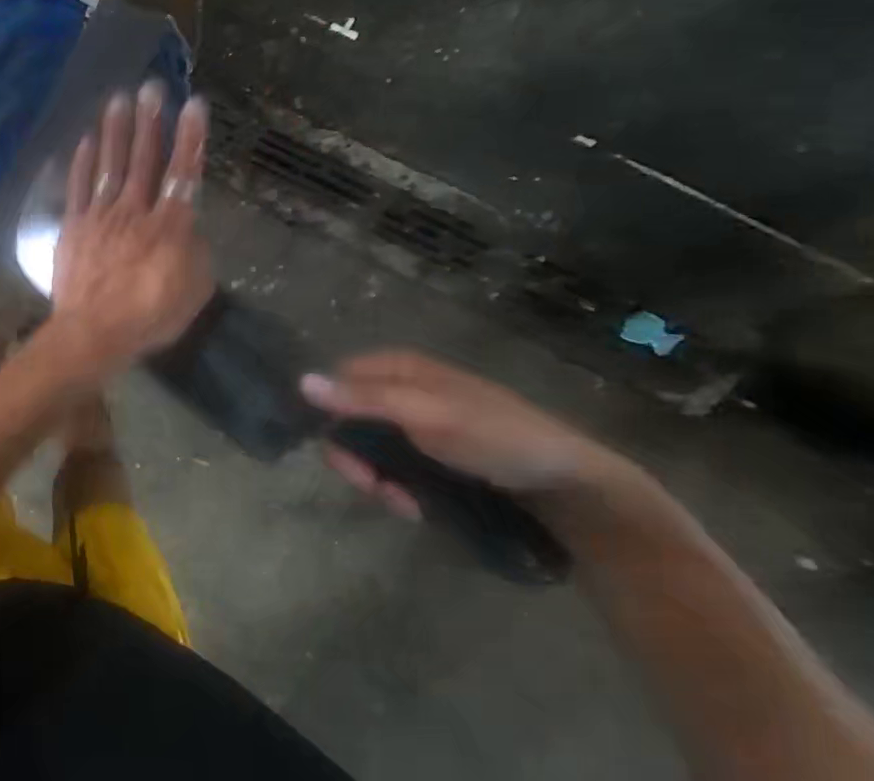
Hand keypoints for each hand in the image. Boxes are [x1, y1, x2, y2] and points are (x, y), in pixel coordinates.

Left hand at [42, 80, 212, 380]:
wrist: (92, 332)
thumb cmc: (149, 317)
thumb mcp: (194, 290)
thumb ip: (194, 251)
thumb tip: (188, 229)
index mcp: (169, 226)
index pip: (184, 172)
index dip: (190, 137)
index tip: (193, 104)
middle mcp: (134, 211)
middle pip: (144, 159)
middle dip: (149, 121)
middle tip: (150, 86)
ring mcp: (100, 216)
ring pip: (110, 165)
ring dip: (115, 131)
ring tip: (117, 99)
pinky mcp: (74, 226)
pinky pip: (78, 187)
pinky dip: (81, 162)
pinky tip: (85, 140)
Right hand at [300, 351, 627, 517]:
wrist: (573, 486)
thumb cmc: (499, 439)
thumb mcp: (427, 415)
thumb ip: (363, 399)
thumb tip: (300, 382)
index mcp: (397, 368)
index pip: (335, 384)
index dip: (330, 419)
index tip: (347, 457)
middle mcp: (401, 390)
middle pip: (347, 420)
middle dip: (355, 459)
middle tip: (375, 488)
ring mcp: (418, 422)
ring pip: (368, 449)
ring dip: (376, 480)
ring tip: (403, 504)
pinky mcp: (433, 452)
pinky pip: (394, 466)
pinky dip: (397, 487)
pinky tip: (416, 506)